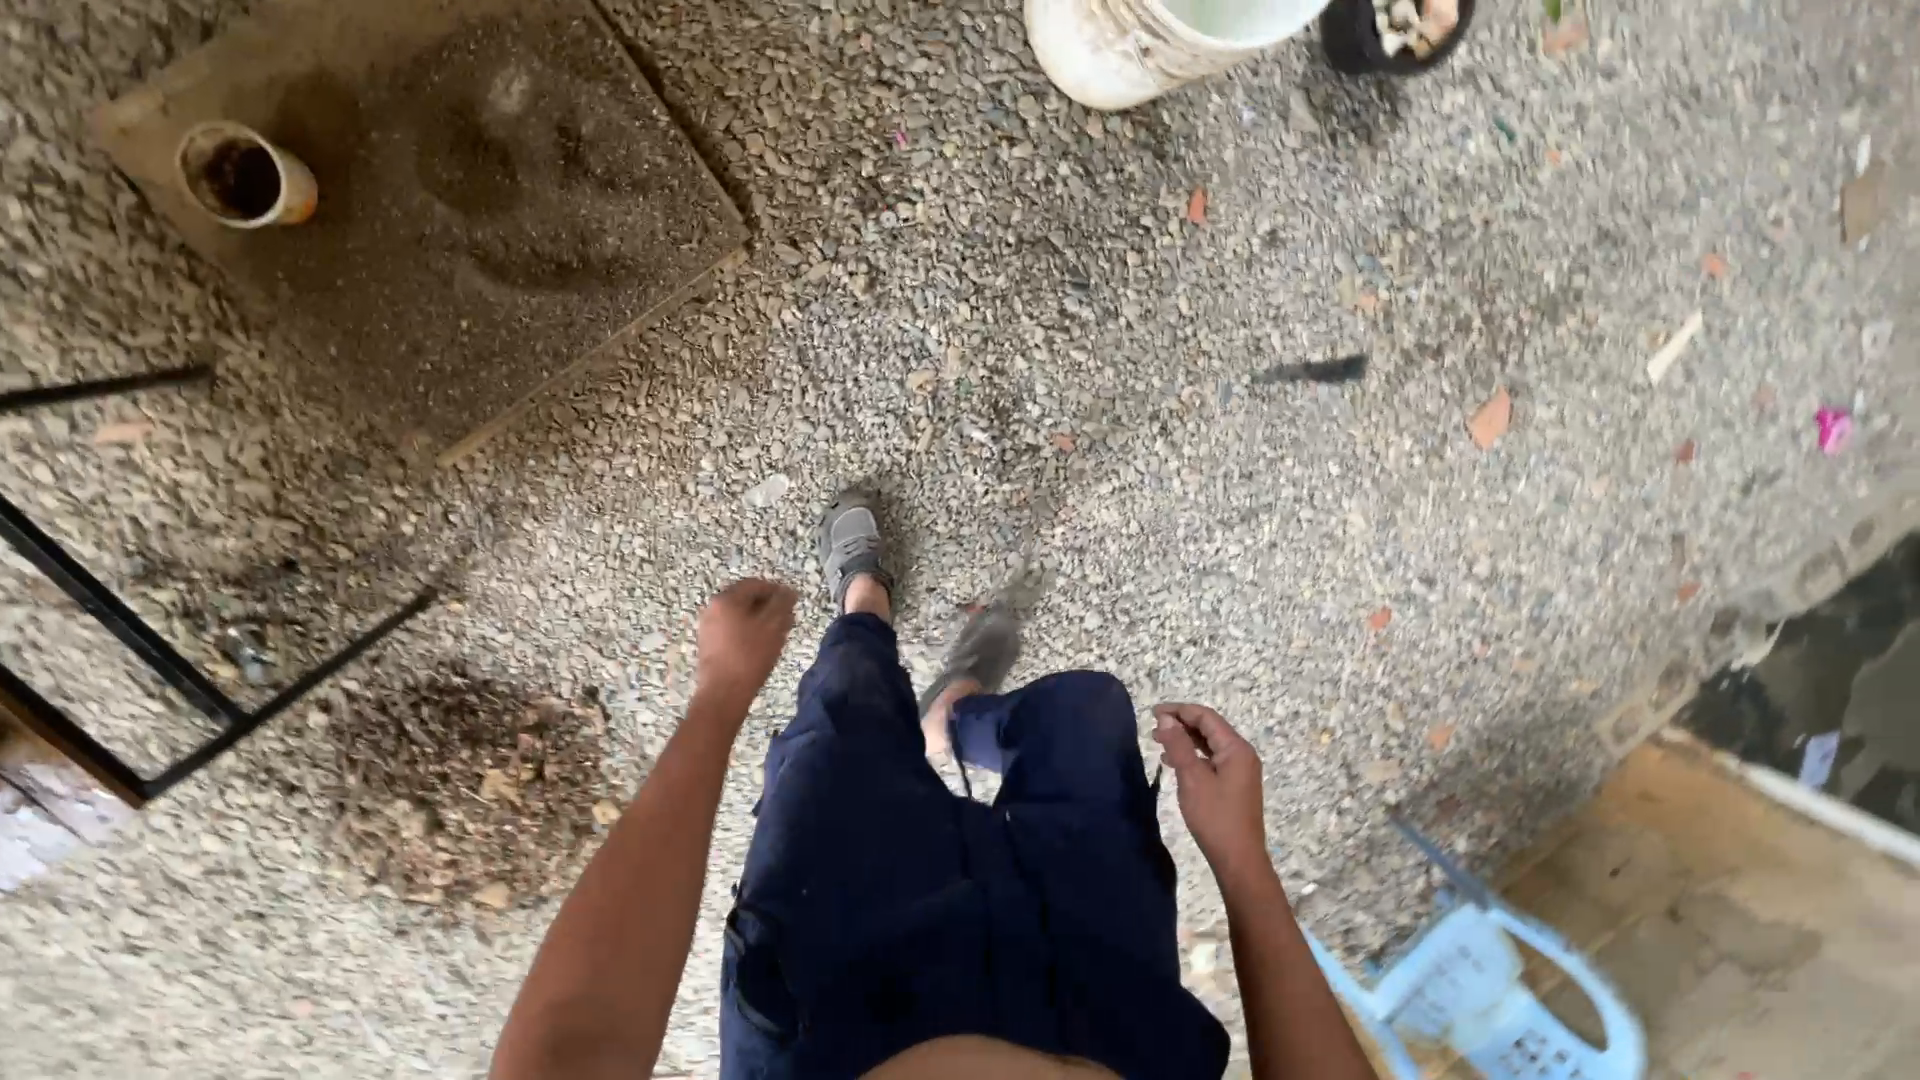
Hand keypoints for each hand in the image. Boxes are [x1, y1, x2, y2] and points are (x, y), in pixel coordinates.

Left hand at [694, 579, 796, 709]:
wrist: (723, 693)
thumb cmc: (750, 655)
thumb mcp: (773, 626)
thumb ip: (782, 604)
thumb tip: (789, 591)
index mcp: (726, 599)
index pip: (755, 584)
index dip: (777, 590)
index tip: (792, 602)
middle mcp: (712, 608)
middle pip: (745, 598)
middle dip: (768, 605)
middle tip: (787, 618)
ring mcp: (707, 626)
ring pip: (739, 614)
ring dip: (759, 619)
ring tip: (777, 633)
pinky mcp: (708, 644)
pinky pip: (731, 628)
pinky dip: (747, 630)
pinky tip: (760, 645)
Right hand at [1152, 703, 1270, 886]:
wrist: (1238, 859)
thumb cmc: (1214, 817)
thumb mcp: (1192, 778)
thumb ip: (1178, 745)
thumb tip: (1166, 719)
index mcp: (1236, 748)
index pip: (1206, 717)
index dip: (1179, 711)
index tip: (1152, 713)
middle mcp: (1242, 754)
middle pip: (1209, 728)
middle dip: (1180, 724)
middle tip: (1153, 729)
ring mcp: (1240, 770)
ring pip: (1209, 744)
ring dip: (1184, 740)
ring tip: (1158, 743)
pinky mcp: (1234, 784)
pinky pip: (1211, 759)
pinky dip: (1192, 756)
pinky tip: (1173, 763)